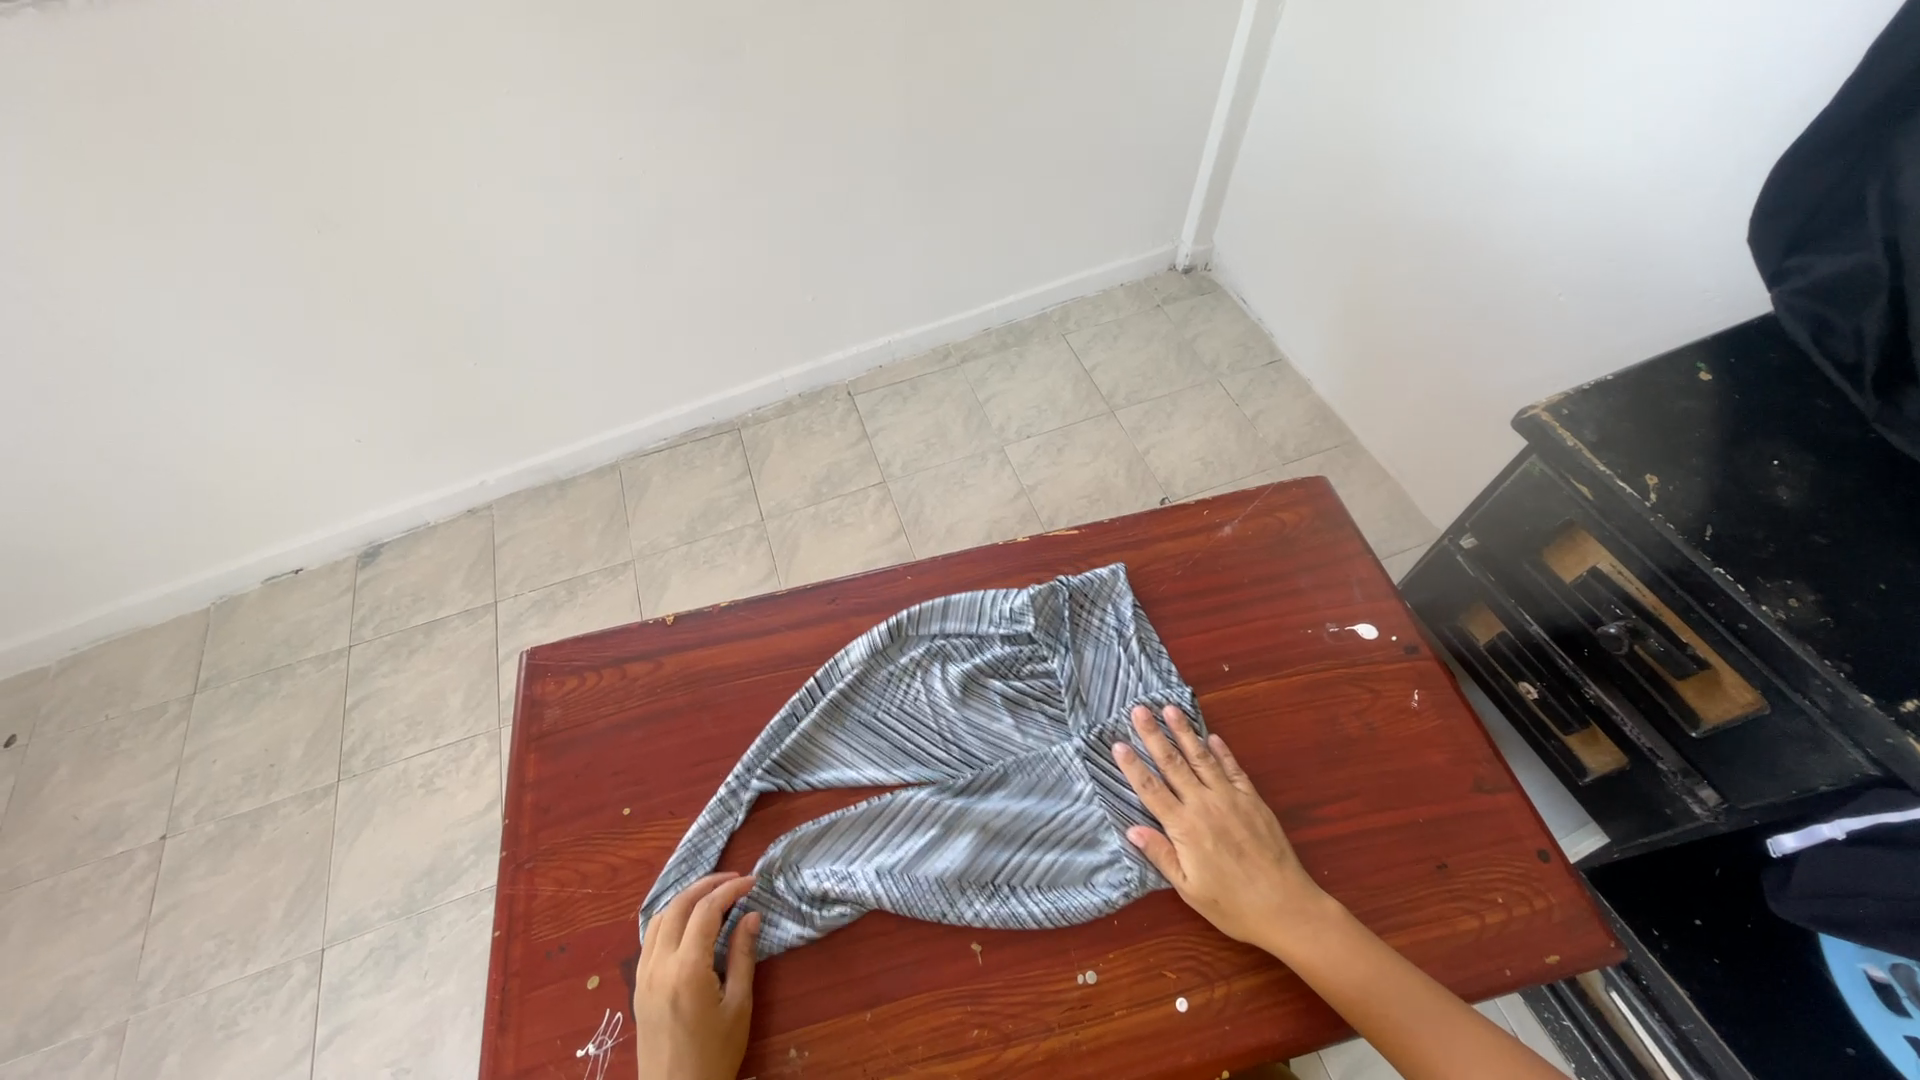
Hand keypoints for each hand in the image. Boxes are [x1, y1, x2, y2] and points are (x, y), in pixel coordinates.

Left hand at [634, 873, 760, 1079]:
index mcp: (686, 969)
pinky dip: (669, 918)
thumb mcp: (739, 1005)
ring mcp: (643, 975)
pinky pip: (649, 938)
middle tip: (734, 880)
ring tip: (712, 896)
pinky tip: (688, 923)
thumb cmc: (715, 1055)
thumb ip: (743, 956)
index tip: (752, 882)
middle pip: (678, 906)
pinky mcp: (638, 987)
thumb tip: (751, 916)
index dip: (730, 890)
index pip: (706, 911)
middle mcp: (659, 965)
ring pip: (658, 918)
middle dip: (707, 886)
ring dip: (685, 899)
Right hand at [1112, 705, 1332, 949]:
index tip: (1118, 743)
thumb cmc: (1232, 904)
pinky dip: (1222, 751)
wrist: (1286, 906)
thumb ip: (1160, 855)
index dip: (1133, 766)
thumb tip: (1131, 829)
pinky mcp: (1253, 800)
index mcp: (1184, 828)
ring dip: (1185, 732)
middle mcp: (1204, 805)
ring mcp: (1231, 799)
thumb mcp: (1188, 888)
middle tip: (1139, 710)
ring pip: (1201, 758)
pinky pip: (1233, 769)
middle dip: (1154, 735)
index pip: (1151, 789)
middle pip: (1173, 764)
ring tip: (1170, 709)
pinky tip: (1211, 736)